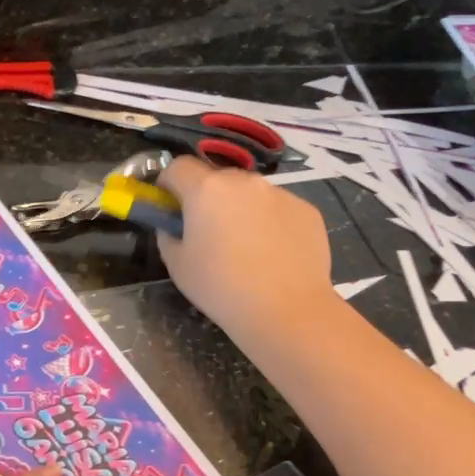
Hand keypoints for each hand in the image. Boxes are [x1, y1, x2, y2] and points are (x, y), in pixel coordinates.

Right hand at [155, 157, 334, 337]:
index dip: (167, 184)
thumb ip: (169, 234)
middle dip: (206, 198)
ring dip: (239, 209)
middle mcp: (244, 182)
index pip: (177, 167)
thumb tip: (174, 225)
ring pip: (249, 193)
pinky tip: (271, 255)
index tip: (168, 206)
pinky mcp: (306, 209)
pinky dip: (268, 223)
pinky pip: (277, 208)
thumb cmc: (220, 287)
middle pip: (216, 179)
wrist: (286, 308)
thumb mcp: (177, 264)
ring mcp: (280, 193)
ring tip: (244, 248)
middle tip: (206, 233)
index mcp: (206, 190)